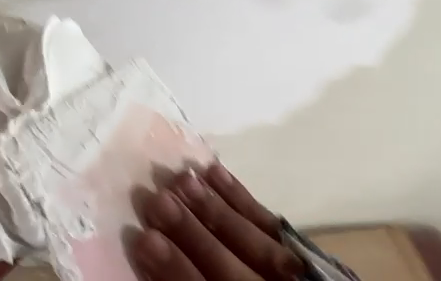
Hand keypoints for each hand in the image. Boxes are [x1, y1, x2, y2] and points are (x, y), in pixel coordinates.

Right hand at [132, 164, 304, 280]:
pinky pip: (271, 226)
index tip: (143, 237)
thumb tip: (145, 247)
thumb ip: (177, 276)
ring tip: (182, 179)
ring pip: (253, 243)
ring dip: (214, 209)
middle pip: (228, 269)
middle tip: (157, 199)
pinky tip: (214, 171)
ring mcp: (288, 277)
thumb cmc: (221, 279)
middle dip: (191, 233)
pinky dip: (241, 199)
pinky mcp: (297, 252)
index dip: (175, 269)